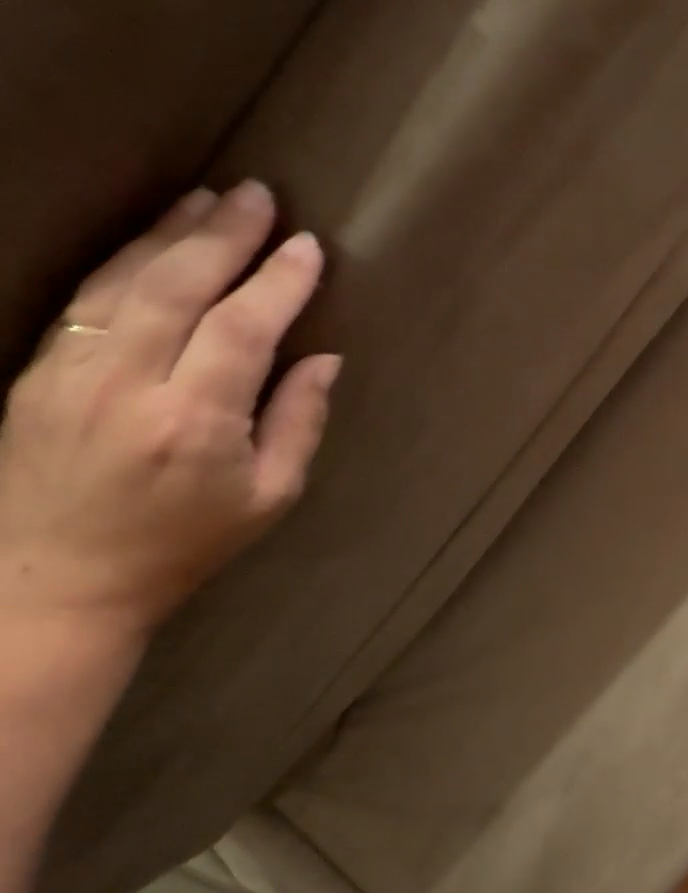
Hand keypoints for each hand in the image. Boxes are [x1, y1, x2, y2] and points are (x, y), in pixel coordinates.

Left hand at [0, 181, 338, 632]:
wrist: (58, 576)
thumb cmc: (186, 543)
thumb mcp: (270, 496)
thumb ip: (298, 422)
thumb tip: (322, 359)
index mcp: (194, 422)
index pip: (241, 330)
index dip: (278, 283)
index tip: (308, 249)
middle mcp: (126, 385)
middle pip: (177, 288)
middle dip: (222, 237)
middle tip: (259, 196)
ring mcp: (70, 372)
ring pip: (123, 281)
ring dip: (170, 234)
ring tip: (210, 201)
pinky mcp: (39, 370)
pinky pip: (89, 299)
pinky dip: (126, 260)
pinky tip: (154, 241)